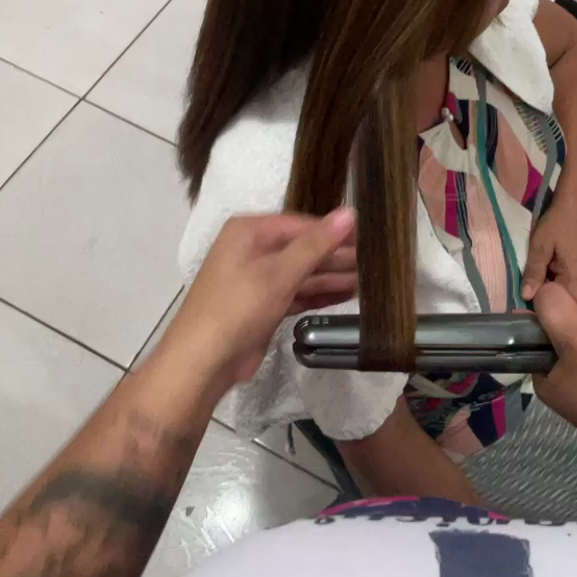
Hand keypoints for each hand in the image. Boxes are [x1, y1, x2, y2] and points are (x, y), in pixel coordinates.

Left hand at [157, 210, 356, 386]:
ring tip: (369, 278)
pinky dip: (318, 294)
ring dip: (332, 276)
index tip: (368, 235)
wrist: (202, 363)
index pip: (301, 224)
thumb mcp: (279, 273)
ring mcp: (257, 279)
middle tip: (374, 259)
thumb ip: (316, 244)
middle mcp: (252, 250)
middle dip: (336, 256)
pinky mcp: (263, 305)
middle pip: (302, 248)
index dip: (334, 231)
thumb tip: (350, 212)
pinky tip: (347, 295)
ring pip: (302, 272)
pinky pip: (296, 293)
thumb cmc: (237, 308)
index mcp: (249, 232)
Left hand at [522, 195, 576, 296]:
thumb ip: (534, 271)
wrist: (575, 206)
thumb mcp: (540, 246)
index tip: (524, 300)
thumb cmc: (558, 223)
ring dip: (549, 289)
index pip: (557, 303)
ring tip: (534, 285)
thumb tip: (525, 297)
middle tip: (526, 292)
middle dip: (544, 297)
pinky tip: (544, 277)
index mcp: (576, 280)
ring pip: (564, 293)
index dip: (539, 302)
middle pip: (562, 300)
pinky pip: (567, 285)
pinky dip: (554, 282)